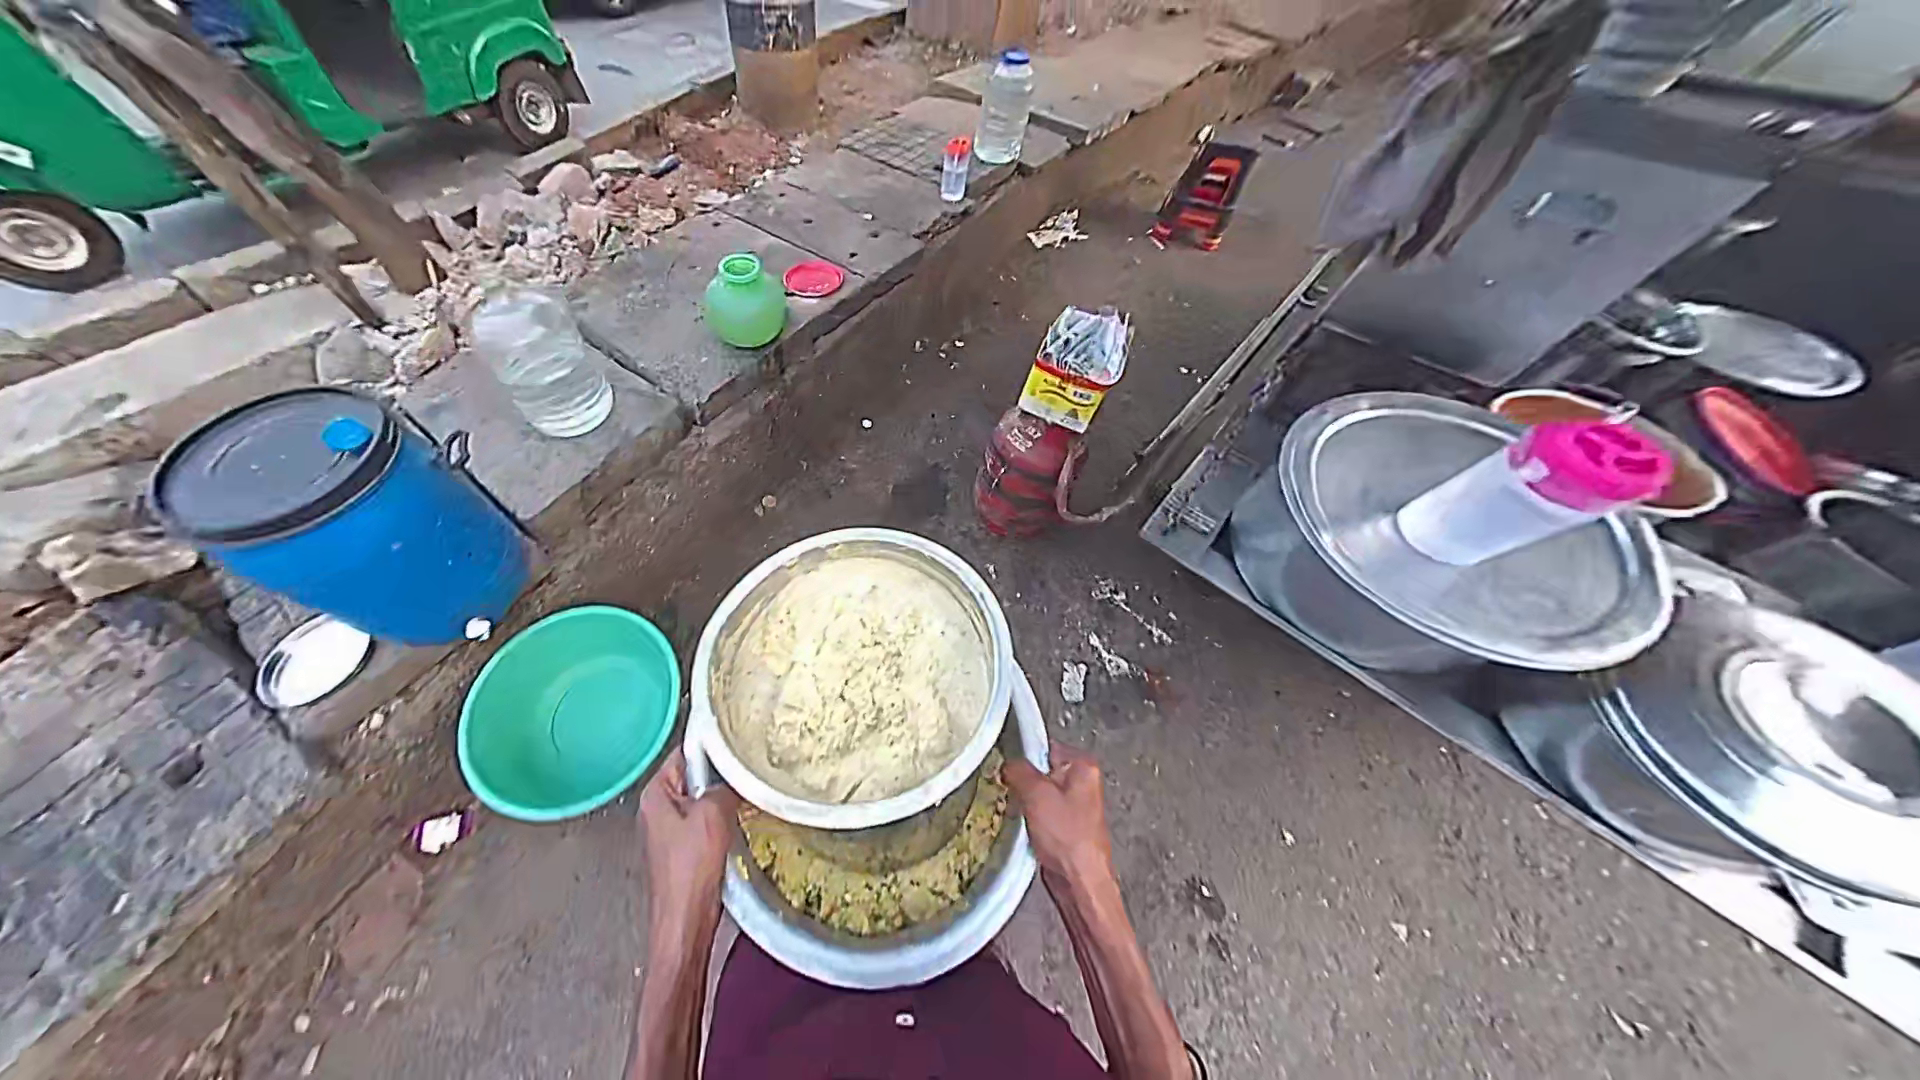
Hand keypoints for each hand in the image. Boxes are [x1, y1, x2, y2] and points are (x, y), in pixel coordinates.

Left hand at [639, 748, 739, 919]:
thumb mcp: (714, 812)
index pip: (685, 752)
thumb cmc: (691, 867)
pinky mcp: (684, 848)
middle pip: (696, 776)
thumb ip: (725, 785)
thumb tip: (737, 778)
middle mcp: (658, 809)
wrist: (686, 920)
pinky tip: (740, 821)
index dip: (713, 744)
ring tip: (748, 795)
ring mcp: (670, 830)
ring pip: (704, 799)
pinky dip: (724, 819)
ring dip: (725, 799)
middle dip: (722, 774)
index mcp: (655, 794)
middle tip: (748, 769)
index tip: (738, 738)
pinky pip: (707, 820)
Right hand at [1004, 740, 1113, 887]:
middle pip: (1041, 769)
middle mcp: (1084, 781)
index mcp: (1084, 765)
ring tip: (1021, 813)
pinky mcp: (1067, 824)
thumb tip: (1008, 764)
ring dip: (1026, 802)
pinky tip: (1027, 827)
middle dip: (1024, 781)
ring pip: (1040, 792)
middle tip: (1014, 793)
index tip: (1009, 770)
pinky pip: (1042, 811)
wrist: (1080, 882)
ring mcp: (1076, 804)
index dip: (1024, 757)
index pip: (1045, 746)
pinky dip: (1032, 817)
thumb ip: (1018, 770)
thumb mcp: (1035, 793)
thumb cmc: (1065, 835)